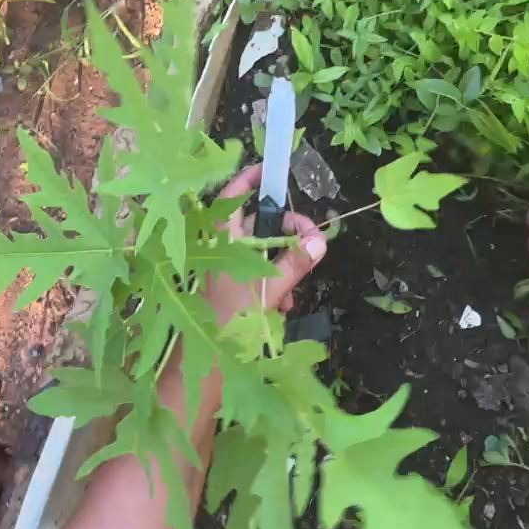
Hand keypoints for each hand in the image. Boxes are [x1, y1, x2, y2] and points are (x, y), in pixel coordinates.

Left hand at [206, 164, 327, 322]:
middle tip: (312, 241)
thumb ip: (294, 263)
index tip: (272, 169)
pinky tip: (283, 303)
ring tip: (297, 284)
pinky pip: (256, 270)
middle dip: (286, 232)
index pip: (233, 194)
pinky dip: (272, 280)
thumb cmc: (232, 317)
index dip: (251, 178)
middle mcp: (221, 246)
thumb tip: (319, 241)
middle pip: (258, 223)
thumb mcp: (269, 288)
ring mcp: (225, 265)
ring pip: (260, 249)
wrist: (209, 360)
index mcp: (222, 237)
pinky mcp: (230, 283)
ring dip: (282, 262)